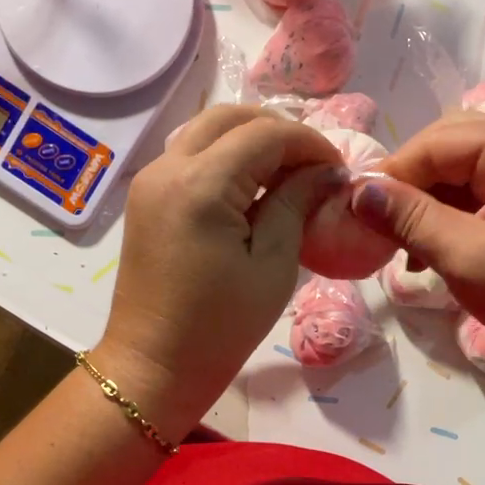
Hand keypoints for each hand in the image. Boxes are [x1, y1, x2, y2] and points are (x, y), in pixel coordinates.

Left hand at [95, 105, 343, 432]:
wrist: (154, 365)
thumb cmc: (220, 328)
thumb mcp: (272, 266)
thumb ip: (295, 204)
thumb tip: (325, 172)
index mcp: (199, 185)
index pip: (264, 135)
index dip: (308, 144)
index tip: (338, 170)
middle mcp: (167, 168)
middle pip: (230, 119)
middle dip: (278, 133)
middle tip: (313, 167)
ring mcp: (150, 181)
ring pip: (206, 132)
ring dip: (249, 142)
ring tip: (286, 177)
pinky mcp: (146, 199)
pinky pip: (189, 157)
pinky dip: (223, 159)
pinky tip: (250, 190)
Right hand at [353, 115, 484, 378]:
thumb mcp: (466, 258)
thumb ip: (411, 218)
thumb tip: (357, 190)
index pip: (446, 140)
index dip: (398, 169)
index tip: (359, 207)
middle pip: (452, 147)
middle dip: (410, 184)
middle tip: (379, 224)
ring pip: (457, 172)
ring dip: (422, 204)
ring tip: (401, 245)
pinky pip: (470, 196)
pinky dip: (441, 218)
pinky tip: (423, 251)